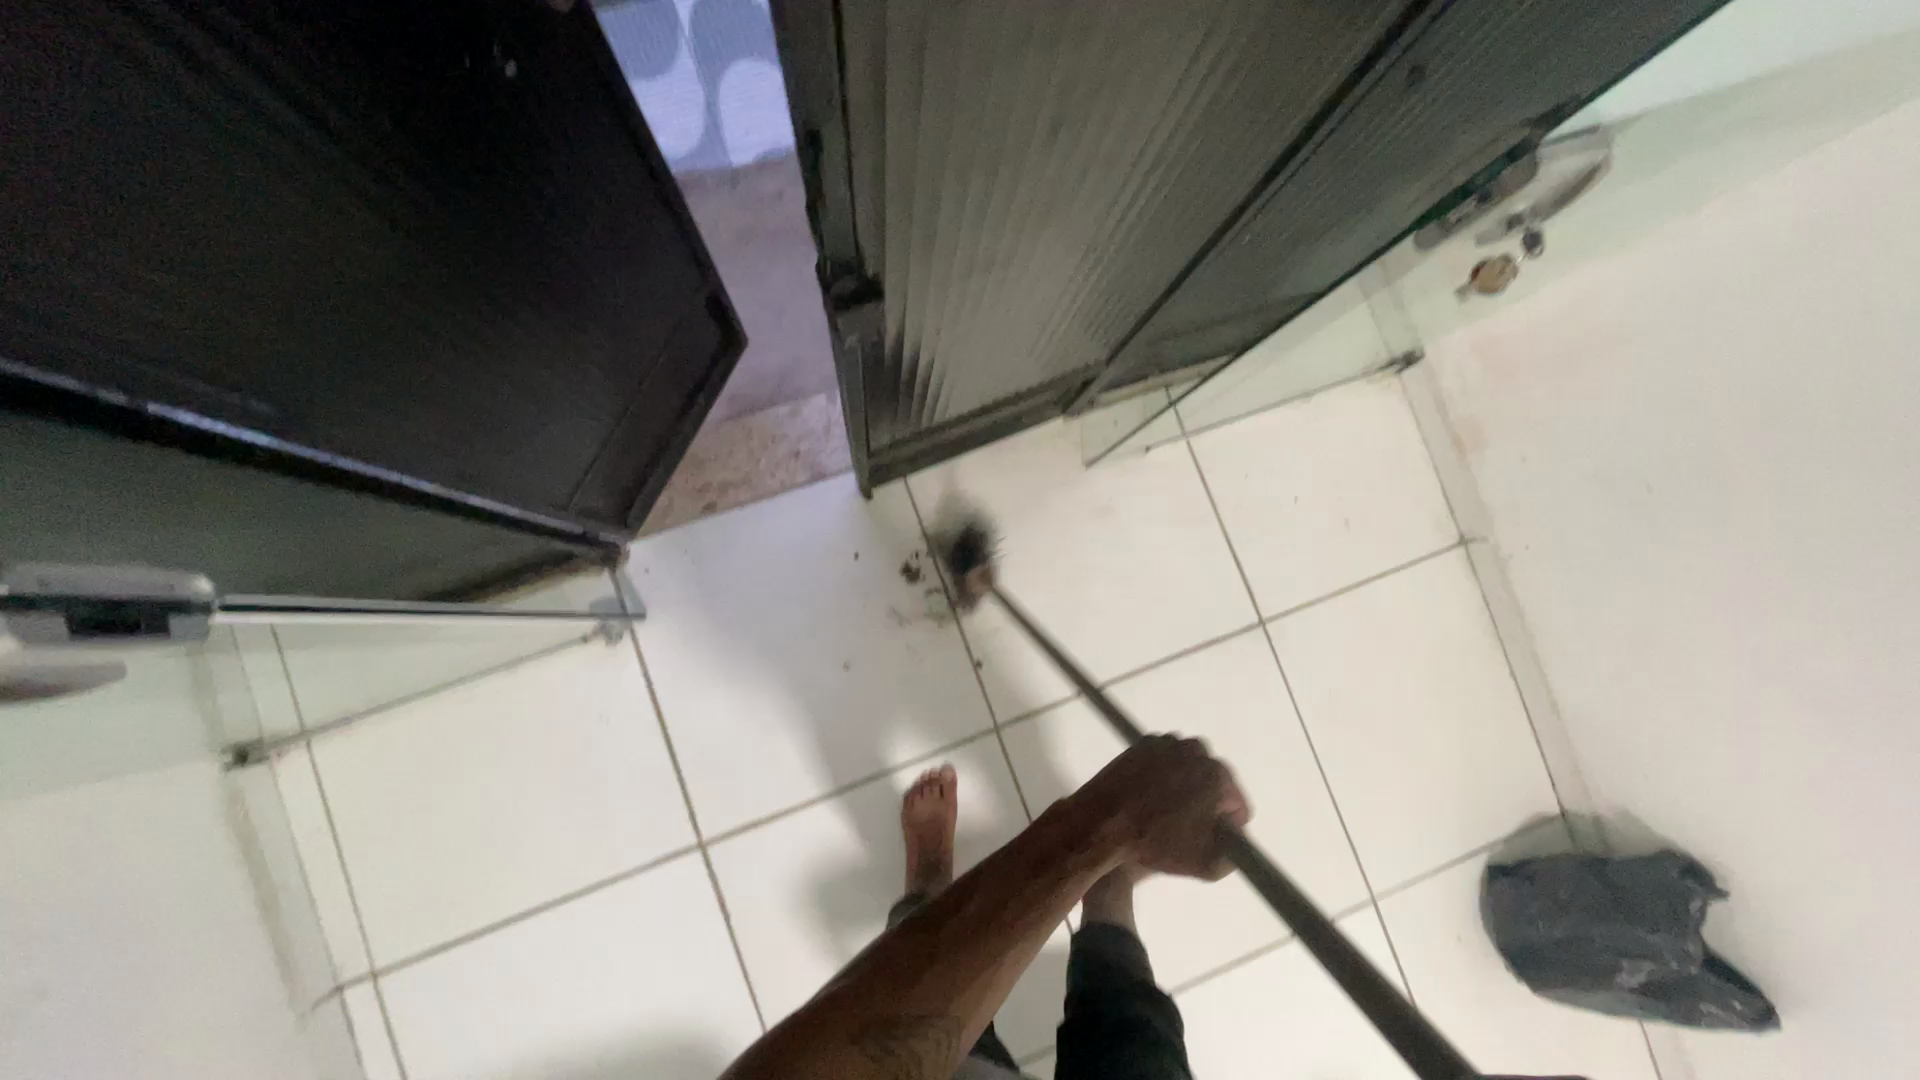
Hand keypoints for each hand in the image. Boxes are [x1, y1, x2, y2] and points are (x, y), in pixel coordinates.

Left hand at [1074, 735, 1250, 879]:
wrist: (1104, 820)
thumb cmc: (1157, 842)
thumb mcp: (1207, 865)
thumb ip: (1233, 855)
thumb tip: (1232, 840)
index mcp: (1218, 776)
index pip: (1237, 805)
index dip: (1227, 826)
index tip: (1210, 838)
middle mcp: (1198, 751)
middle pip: (1214, 783)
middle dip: (1206, 802)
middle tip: (1186, 826)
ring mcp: (1168, 743)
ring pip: (1190, 769)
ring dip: (1185, 786)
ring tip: (1165, 811)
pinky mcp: (1144, 743)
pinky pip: (1165, 760)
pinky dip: (1163, 773)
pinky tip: (1149, 795)